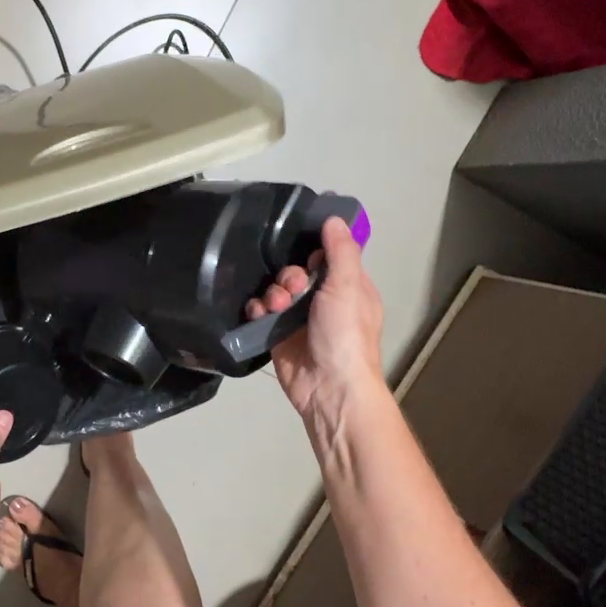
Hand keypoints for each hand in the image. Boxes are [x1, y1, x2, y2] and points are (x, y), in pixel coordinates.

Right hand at [245, 216, 386, 433]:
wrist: (329, 387)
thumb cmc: (346, 335)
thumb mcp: (349, 287)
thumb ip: (341, 251)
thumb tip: (333, 218)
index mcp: (349, 287)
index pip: (328, 255)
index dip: (313, 248)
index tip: (302, 247)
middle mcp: (324, 300)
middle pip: (296, 271)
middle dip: (289, 276)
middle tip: (293, 289)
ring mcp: (299, 319)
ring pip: (276, 290)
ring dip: (271, 293)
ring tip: (275, 307)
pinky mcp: (277, 336)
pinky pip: (260, 313)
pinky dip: (256, 310)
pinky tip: (258, 315)